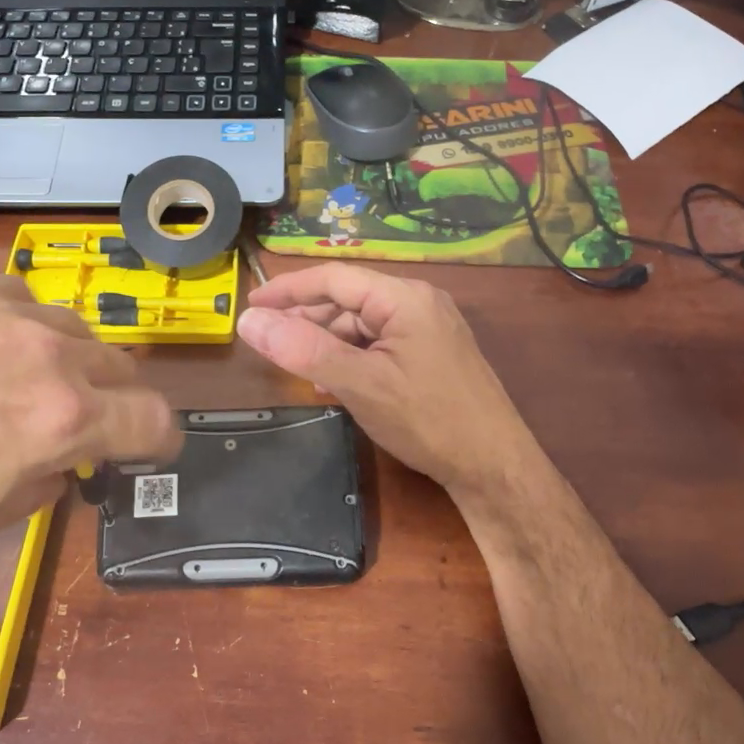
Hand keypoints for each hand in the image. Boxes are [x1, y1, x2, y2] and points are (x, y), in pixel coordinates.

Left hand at [0, 273, 180, 554]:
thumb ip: (32, 497)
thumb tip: (55, 471)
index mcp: (60, 421)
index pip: (155, 421)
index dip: (163, 441)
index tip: (151, 449)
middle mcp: (50, 354)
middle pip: (125, 369)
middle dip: (116, 402)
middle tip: (80, 425)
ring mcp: (7, 308)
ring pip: (76, 329)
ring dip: (70, 362)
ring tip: (24, 383)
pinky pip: (22, 301)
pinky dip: (20, 328)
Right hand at [235, 264, 541, 492]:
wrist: (494, 465)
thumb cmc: (428, 419)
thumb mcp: (360, 384)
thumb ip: (303, 349)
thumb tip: (249, 320)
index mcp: (404, 298)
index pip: (334, 278)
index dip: (288, 289)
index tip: (250, 303)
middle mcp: (419, 302)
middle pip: (349, 299)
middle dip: (307, 319)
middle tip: (269, 343)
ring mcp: (430, 328)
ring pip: (363, 323)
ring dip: (329, 342)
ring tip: (302, 370)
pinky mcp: (433, 353)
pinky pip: (381, 342)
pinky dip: (353, 357)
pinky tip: (337, 381)